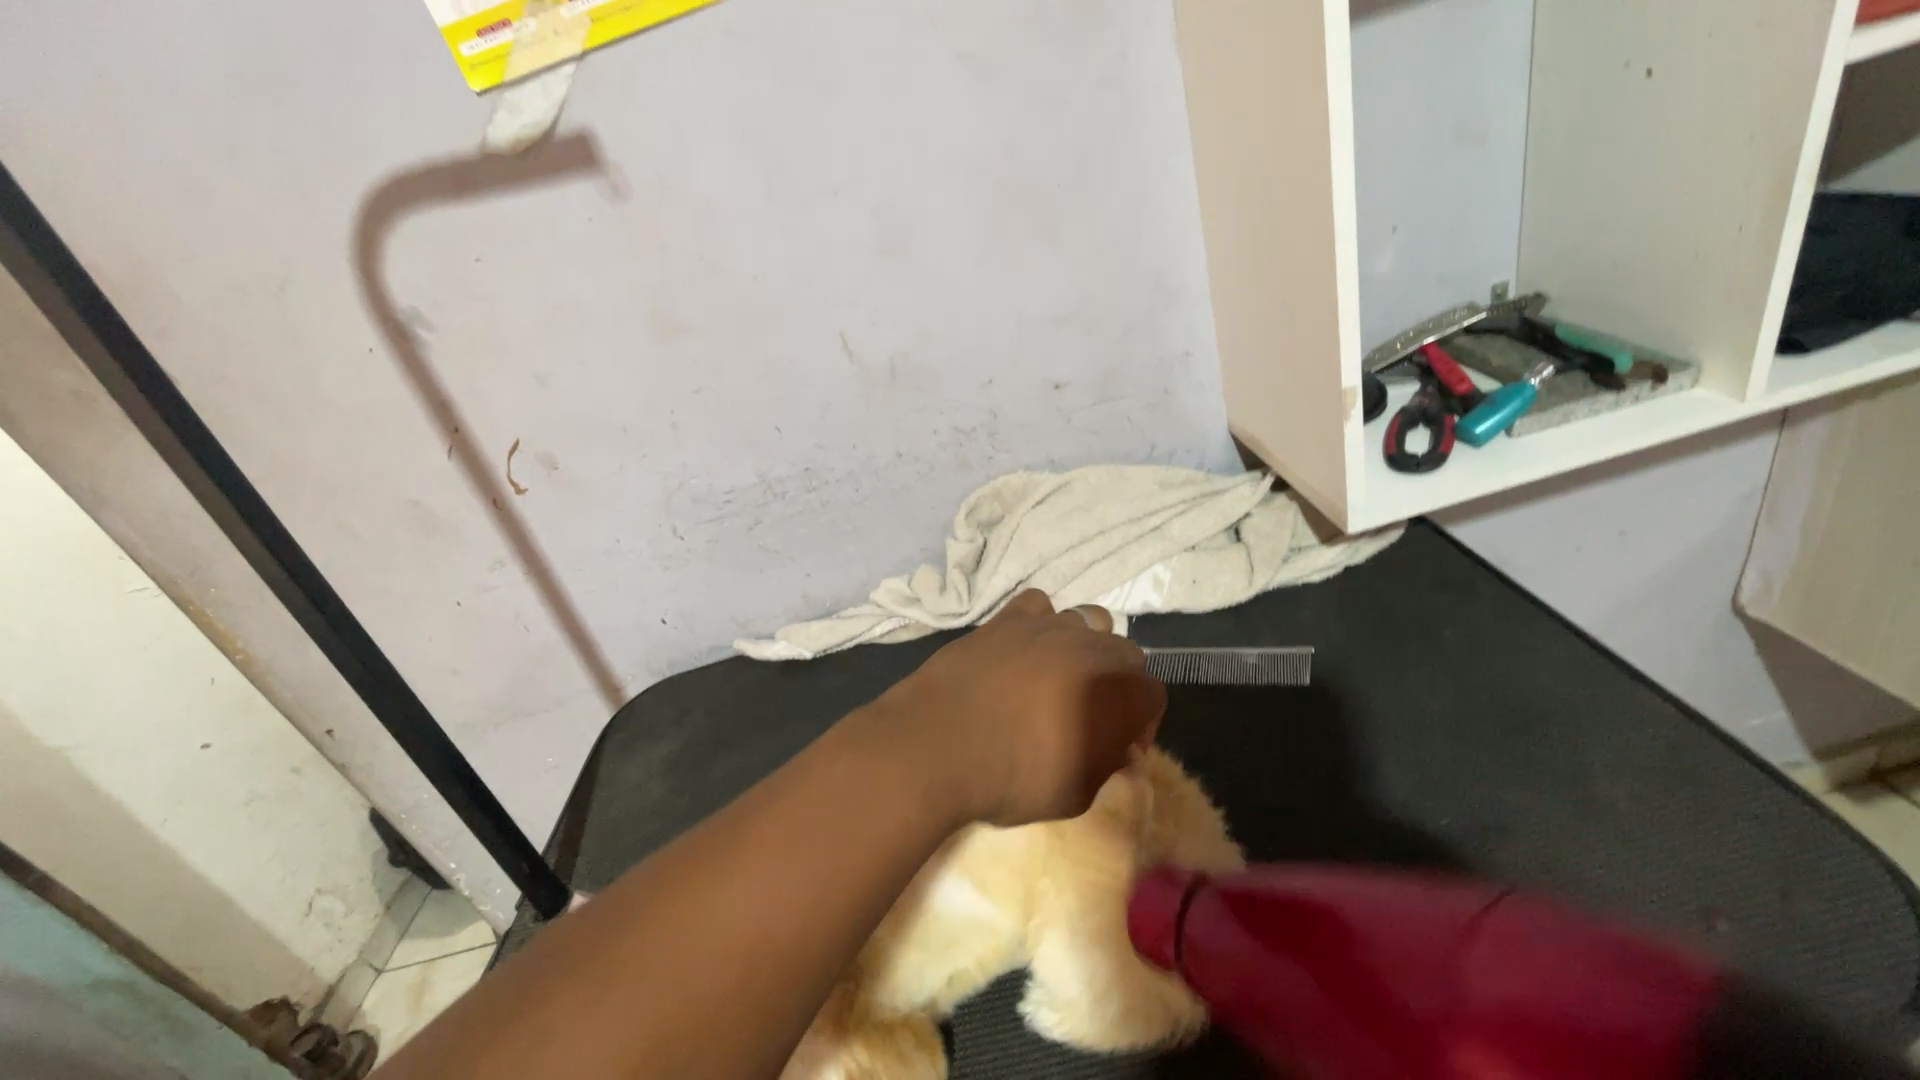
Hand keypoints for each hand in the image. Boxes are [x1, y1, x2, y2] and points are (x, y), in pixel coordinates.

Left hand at [854, 590, 1166, 827]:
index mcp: (1118, 693)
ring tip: (1059, 677)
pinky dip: (1040, 623)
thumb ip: (1105, 768)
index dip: (1142, 725)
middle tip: (1091, 715)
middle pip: (1126, 654)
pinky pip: (1038, 606)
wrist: (936, 746)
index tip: (1118, 749)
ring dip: (1084, 648)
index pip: (1154, 697)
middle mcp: (1091, 649)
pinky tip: (1024, 650)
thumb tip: (1117, 750)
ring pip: (1087, 621)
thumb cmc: (1011, 779)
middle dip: (1118, 684)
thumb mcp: (1073, 795)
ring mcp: (1046, 627)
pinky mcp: (1005, 619)